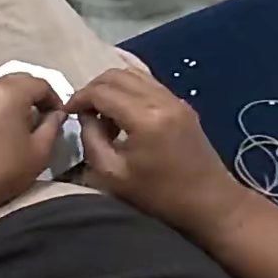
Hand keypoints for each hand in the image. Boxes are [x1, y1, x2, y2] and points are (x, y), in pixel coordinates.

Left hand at [0, 74, 66, 212]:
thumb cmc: (4, 168)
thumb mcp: (39, 150)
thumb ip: (53, 125)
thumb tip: (57, 113)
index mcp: (9, 92)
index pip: (41, 84)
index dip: (55, 98)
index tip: (60, 116)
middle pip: (20, 80)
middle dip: (36, 94)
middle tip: (45, 115)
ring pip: (3, 86)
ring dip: (18, 97)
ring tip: (26, 119)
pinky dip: (1, 101)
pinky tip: (6, 121)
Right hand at [67, 67, 256, 236]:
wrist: (211, 204)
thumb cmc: (158, 195)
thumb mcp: (111, 172)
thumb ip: (91, 137)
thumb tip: (85, 116)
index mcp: (144, 118)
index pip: (100, 92)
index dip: (78, 98)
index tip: (66, 112)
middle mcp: (161, 100)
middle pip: (115, 75)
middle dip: (92, 89)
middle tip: (81, 110)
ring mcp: (175, 99)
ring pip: (131, 74)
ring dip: (109, 87)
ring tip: (100, 111)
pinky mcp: (181, 104)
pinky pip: (146, 83)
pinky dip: (127, 89)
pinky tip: (121, 112)